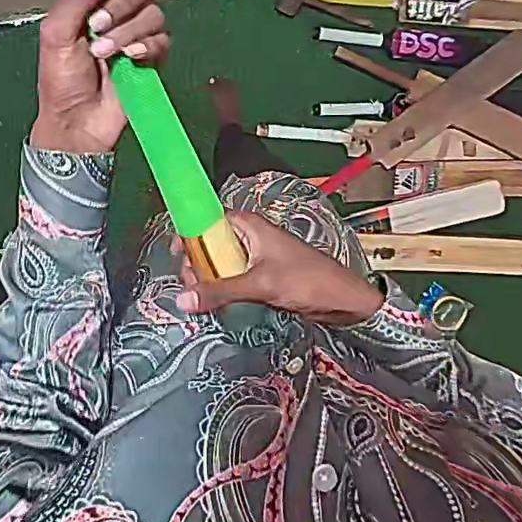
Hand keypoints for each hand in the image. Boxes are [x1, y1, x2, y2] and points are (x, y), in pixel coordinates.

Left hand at [29, 0, 169, 153]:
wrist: (76, 122)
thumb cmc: (60, 80)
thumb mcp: (58, 28)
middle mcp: (117, 12)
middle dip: (120, 5)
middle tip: (97, 27)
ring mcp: (136, 34)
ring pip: (153, 12)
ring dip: (128, 31)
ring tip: (105, 53)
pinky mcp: (151, 58)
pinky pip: (163, 39)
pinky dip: (147, 46)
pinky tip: (130, 58)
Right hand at [175, 212, 384, 325]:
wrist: (344, 301)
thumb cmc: (307, 281)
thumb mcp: (260, 285)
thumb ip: (220, 291)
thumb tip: (182, 300)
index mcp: (249, 225)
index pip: (207, 220)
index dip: (189, 234)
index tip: (177, 256)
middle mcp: (249, 236)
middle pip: (210, 243)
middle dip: (197, 264)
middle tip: (193, 287)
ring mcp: (255, 256)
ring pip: (220, 263)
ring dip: (209, 279)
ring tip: (204, 298)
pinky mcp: (261, 274)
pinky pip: (232, 277)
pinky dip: (223, 288)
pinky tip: (218, 302)